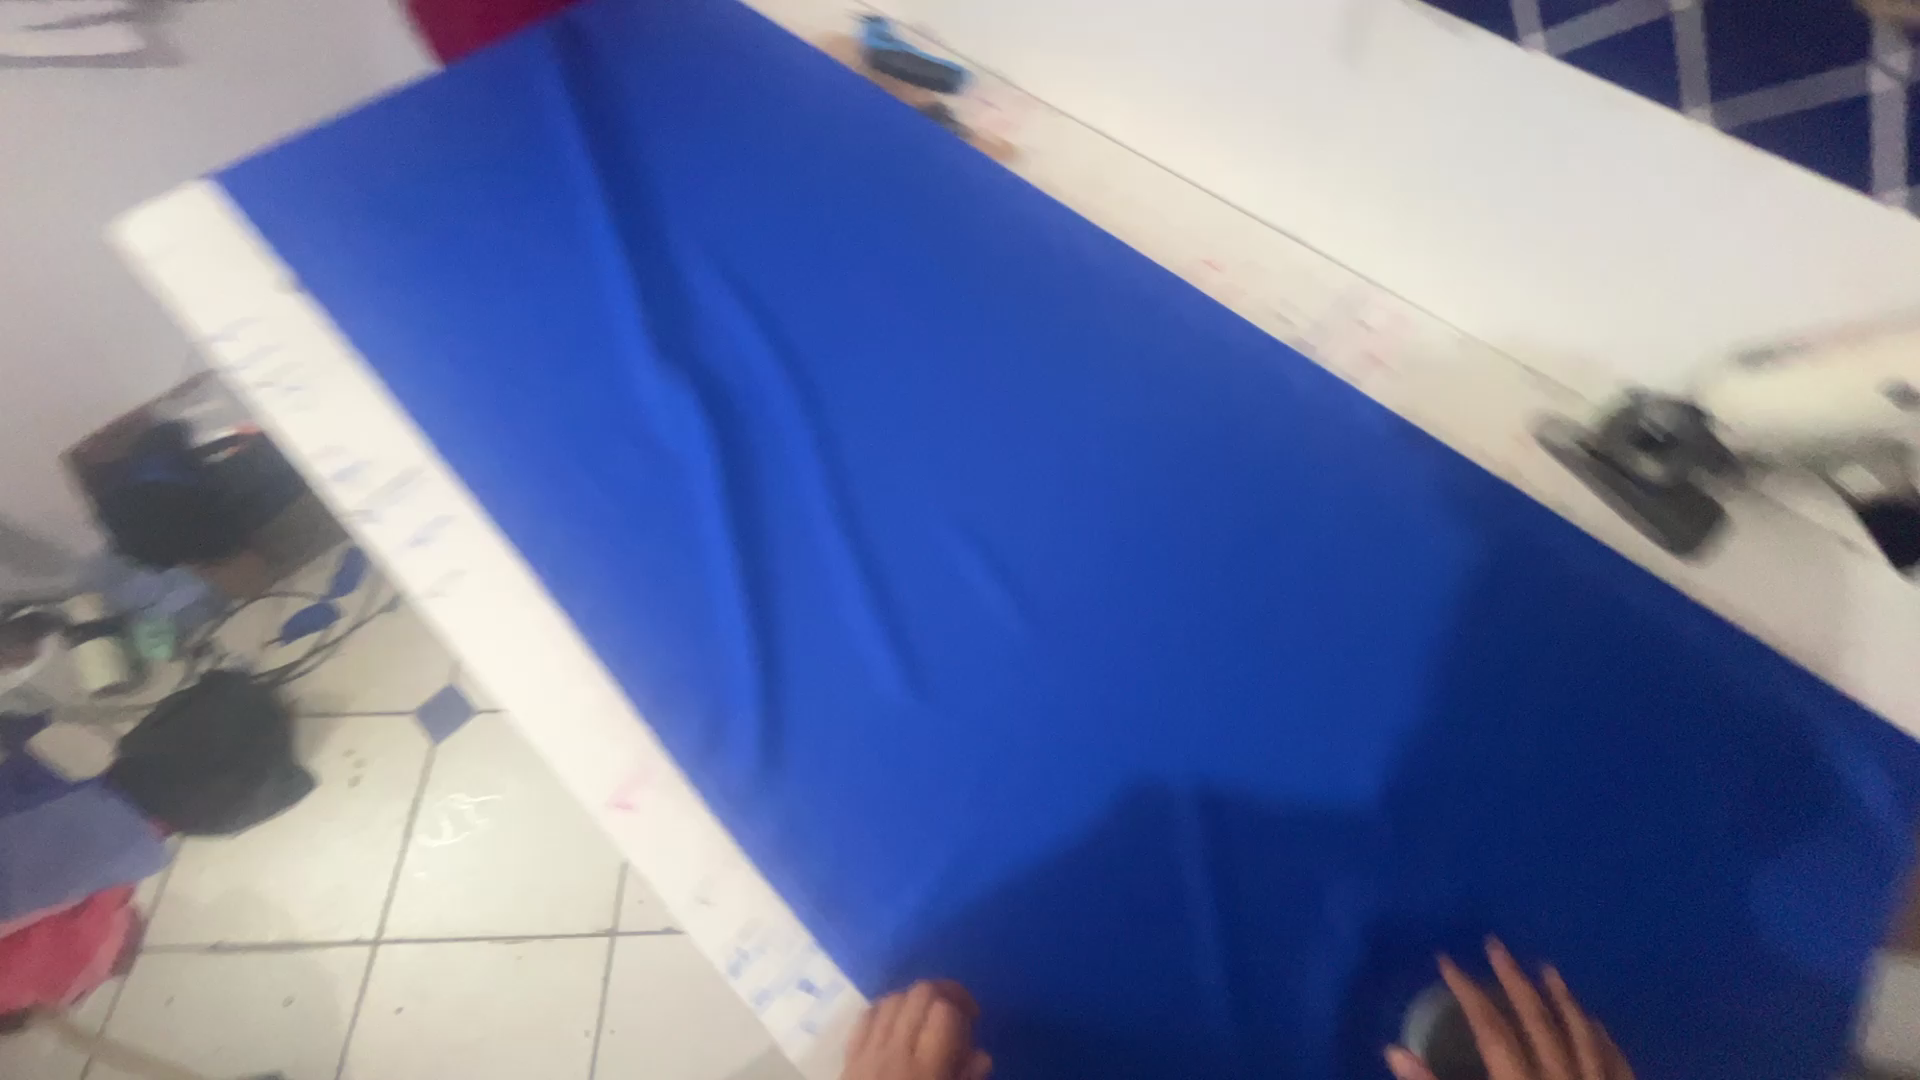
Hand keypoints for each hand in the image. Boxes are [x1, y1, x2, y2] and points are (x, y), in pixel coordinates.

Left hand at [844, 980, 992, 1079]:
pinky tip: (897, 1025)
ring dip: (914, 1000)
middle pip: (919, 994)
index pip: (943, 1012)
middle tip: (956, 1012)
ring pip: (893, 998)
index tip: (973, 1021)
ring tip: (927, 1019)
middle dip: (943, 993)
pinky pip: (867, 1016)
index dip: (962, 1006)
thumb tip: (981, 1056)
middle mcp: (894, 1054)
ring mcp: (866, 1055)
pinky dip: (885, 1011)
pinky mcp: (847, 1061)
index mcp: (924, 1073)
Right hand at [1386, 939, 1632, 1079]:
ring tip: (1548, 971)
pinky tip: (1594, 1022)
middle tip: (1496, 945)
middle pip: (1539, 1022)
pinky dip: (1604, 1039)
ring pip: (1584, 1038)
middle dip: (1516, 981)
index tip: (1447, 961)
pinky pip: (1618, 1068)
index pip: (1492, 1027)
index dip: (1469, 990)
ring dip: (1564, 1001)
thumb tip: (1393, 1050)